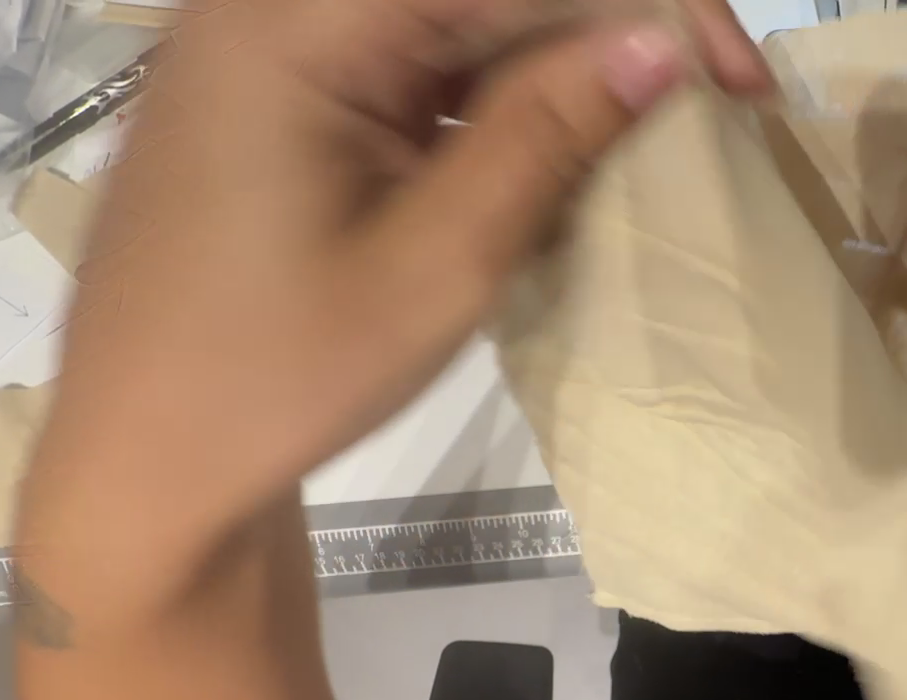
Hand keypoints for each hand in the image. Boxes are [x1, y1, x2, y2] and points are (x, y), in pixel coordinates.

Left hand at [21, 0, 766, 590]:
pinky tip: (566, 155)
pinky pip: (431, 77)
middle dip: (615, 29)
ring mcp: (289, 55)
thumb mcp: (443, 258)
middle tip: (720, 97)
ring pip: (464, 28)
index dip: (642, 2)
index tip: (741, 78)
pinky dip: (511, 110)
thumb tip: (658, 45)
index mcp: (296, 21)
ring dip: (570, 73)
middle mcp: (283, 6)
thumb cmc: (295, 370)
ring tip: (657, 130)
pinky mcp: (306, 109)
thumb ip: (545, 138)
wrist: (165, 448)